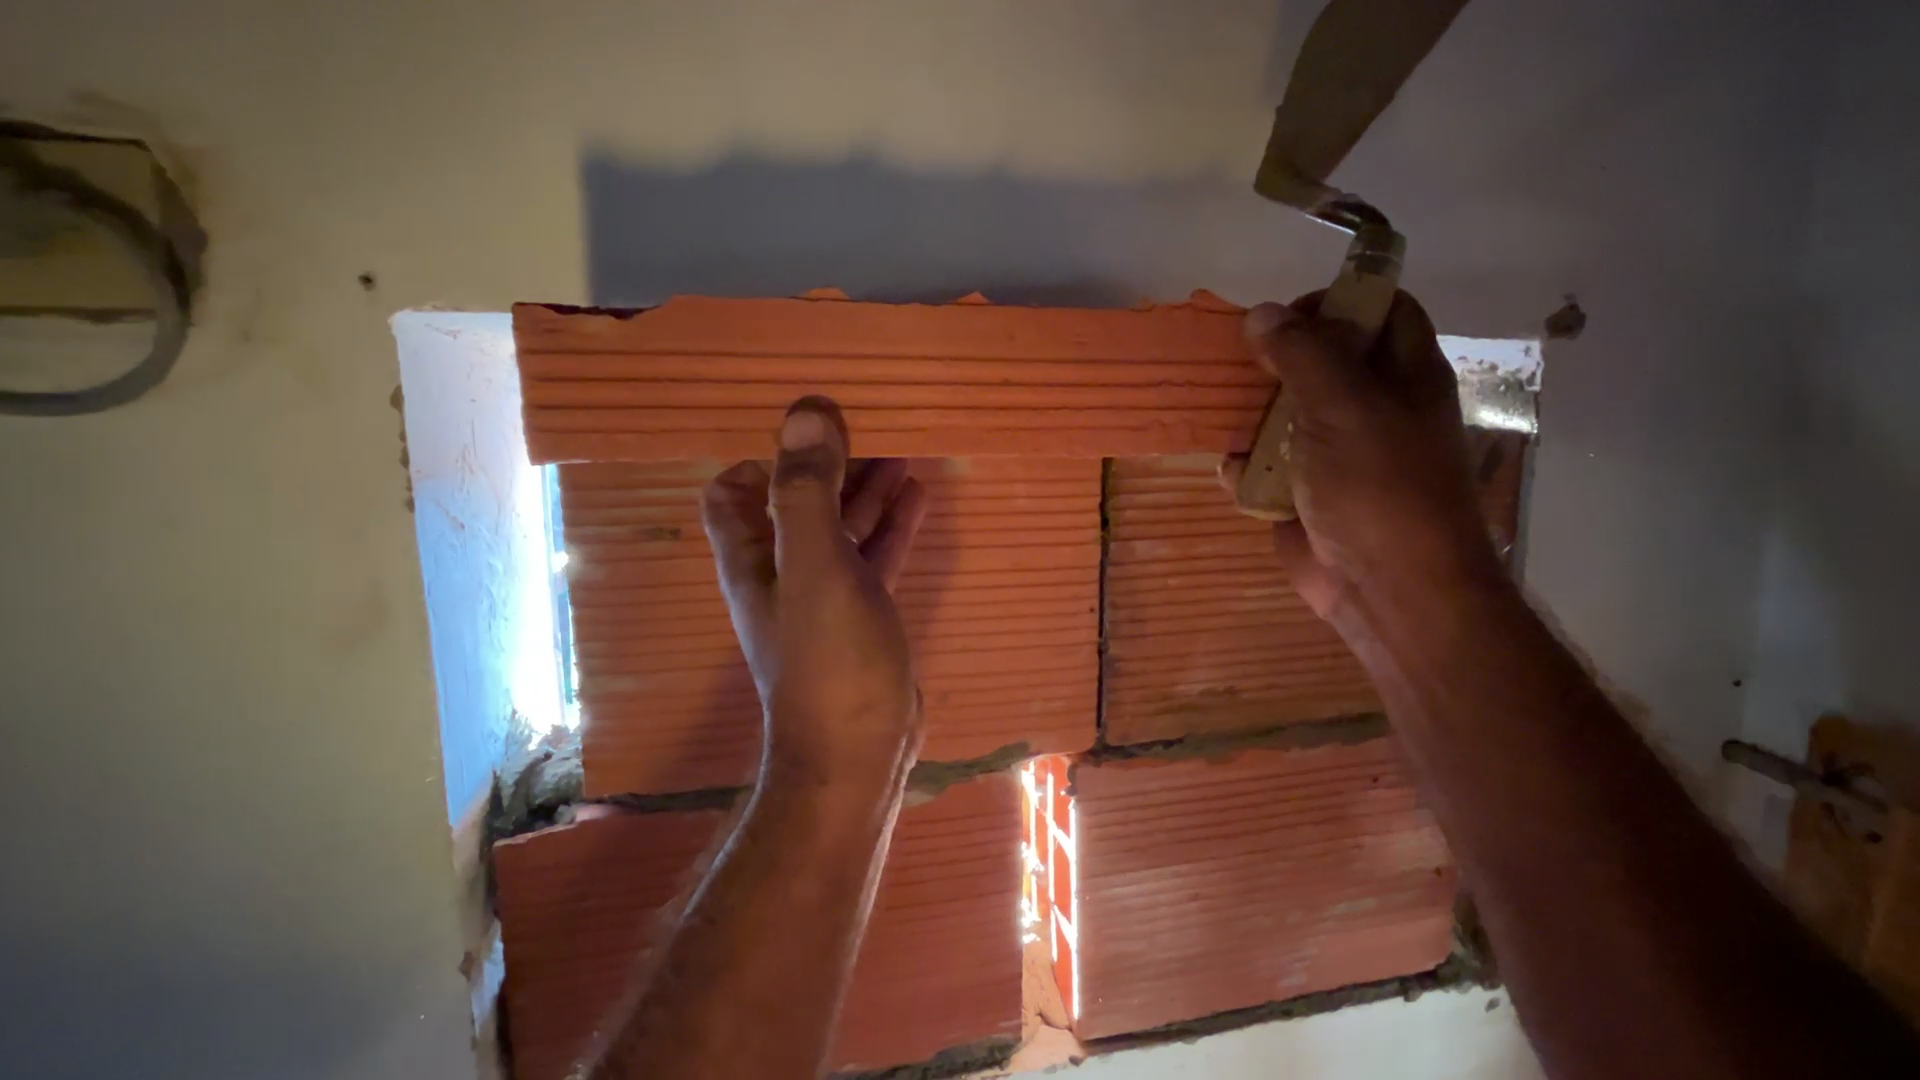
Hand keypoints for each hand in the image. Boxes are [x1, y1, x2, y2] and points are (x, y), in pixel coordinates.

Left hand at [700, 396, 930, 780]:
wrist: (858, 753)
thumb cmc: (830, 661)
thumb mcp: (817, 568)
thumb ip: (807, 492)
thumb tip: (805, 412)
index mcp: (753, 557)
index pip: (732, 492)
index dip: (762, 456)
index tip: (809, 430)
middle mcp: (781, 571)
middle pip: (796, 502)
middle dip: (828, 463)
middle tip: (871, 423)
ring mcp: (824, 595)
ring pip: (840, 527)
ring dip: (865, 489)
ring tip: (903, 448)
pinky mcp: (862, 616)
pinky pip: (873, 556)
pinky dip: (890, 525)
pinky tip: (917, 495)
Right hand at [1221, 291, 1500, 620]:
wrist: (1387, 586)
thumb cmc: (1378, 485)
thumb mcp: (1342, 405)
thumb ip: (1302, 353)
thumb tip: (1262, 312)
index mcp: (1403, 375)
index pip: (1379, 309)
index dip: (1336, 300)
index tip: (1285, 316)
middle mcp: (1373, 407)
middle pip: (1322, 361)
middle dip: (1277, 360)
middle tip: (1240, 365)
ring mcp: (1338, 454)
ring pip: (1288, 413)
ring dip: (1252, 414)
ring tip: (1224, 414)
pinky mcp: (1307, 494)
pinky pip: (1269, 467)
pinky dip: (1247, 467)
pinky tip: (1233, 473)